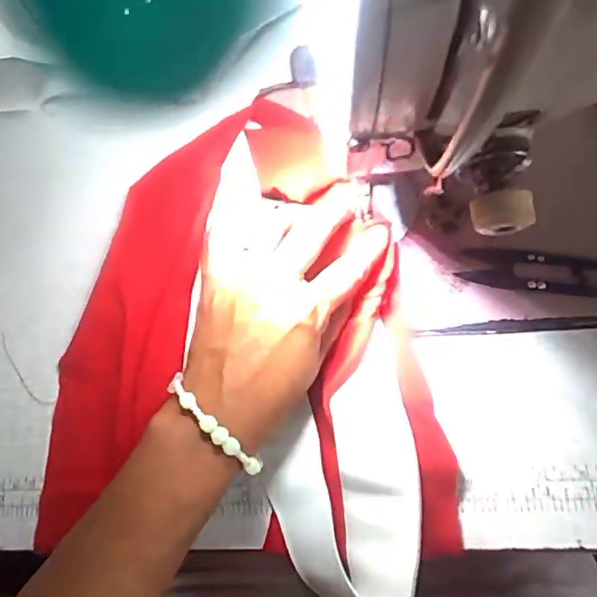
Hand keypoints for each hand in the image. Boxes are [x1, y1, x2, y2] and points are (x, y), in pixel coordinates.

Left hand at [179, 196, 390, 453]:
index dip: (371, 246)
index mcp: (305, 311)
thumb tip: (360, 277)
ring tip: (304, 205)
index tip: (382, 229)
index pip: (349, 267)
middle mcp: (273, 283)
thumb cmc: (273, 392)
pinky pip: (225, 226)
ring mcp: (240, 273)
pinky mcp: (214, 272)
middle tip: (349, 197)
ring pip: (271, 220)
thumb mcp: (319, 356)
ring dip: (294, 208)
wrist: (217, 408)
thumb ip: (340, 311)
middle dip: (337, 208)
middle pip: (312, 230)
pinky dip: (236, 206)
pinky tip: (246, 188)